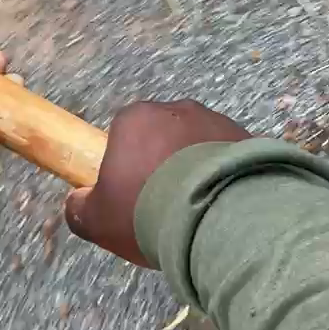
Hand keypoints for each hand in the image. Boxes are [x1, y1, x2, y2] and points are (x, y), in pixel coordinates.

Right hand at [64, 100, 249, 266]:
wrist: (216, 217)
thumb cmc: (148, 212)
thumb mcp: (98, 220)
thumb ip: (81, 208)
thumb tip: (78, 202)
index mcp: (137, 119)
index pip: (126, 134)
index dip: (129, 165)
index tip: (136, 194)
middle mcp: (180, 109)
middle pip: (167, 136)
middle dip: (168, 163)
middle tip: (170, 203)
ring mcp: (219, 121)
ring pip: (202, 145)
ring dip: (200, 168)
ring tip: (201, 206)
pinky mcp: (250, 138)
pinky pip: (233, 157)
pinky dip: (229, 174)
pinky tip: (227, 201)